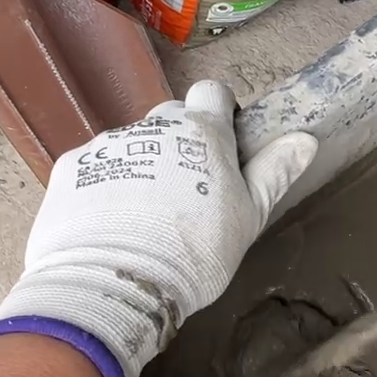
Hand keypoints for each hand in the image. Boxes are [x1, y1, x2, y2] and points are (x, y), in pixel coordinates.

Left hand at [0, 81, 317, 376]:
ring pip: (133, 144)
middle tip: (186, 191)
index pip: (212, 93)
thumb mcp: (249, 217)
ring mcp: (108, 145)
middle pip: (170, 117)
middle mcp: (152, 126)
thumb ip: (274, 173)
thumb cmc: (196, 250)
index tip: (221, 149)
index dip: (218, 115)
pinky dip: (104, 187)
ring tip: (145, 217)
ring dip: (143, 166)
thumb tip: (305, 139)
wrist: (114, 282)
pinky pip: (95, 168)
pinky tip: (111, 224)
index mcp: (201, 132)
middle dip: (179, 142)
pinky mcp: (71, 168)